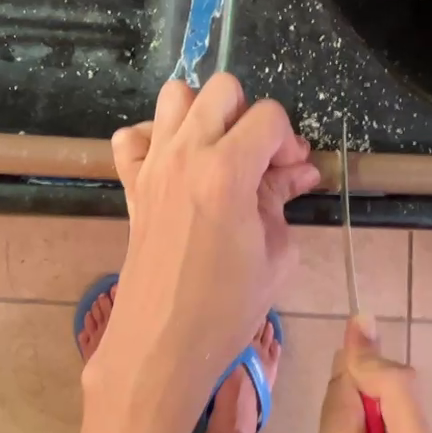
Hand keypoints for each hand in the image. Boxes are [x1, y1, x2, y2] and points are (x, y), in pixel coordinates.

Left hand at [87, 74, 319, 401]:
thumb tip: (300, 170)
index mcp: (228, 170)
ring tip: (217, 151)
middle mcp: (187, 153)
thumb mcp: (275, 253)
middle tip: (256, 159)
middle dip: (247, 115)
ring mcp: (153, 163)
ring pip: (174, 95)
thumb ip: (282, 198)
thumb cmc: (227, 307)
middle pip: (222, 89)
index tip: (290, 173)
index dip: (287, 140)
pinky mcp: (131, 181)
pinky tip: (175, 165)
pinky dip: (153, 138)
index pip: (268, 114)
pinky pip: (131, 135)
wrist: (162, 344)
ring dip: (202, 113)